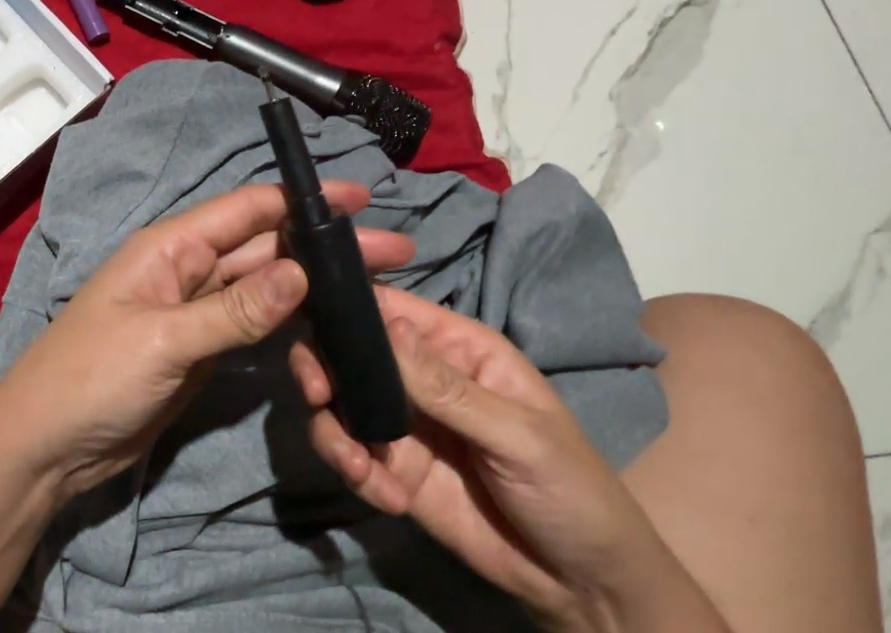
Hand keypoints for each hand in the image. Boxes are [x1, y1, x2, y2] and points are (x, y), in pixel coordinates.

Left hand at [0, 180, 416, 500]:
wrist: (48, 445)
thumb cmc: (91, 378)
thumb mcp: (162, 340)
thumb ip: (233, 311)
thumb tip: (302, 272)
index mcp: (171, 248)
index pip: (247, 211)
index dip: (303, 202)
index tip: (362, 201)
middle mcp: (187, 271)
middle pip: (266, 249)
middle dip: (325, 249)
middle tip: (397, 253)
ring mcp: (195, 313)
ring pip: (265, 289)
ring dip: (315, 287)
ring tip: (379, 293)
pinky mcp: (201, 352)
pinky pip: (254, 329)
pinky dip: (291, 327)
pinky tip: (331, 330)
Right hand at [292, 287, 702, 631]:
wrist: (583, 585)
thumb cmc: (572, 490)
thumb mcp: (519, 435)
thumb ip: (449, 387)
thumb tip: (391, 327)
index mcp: (455, 348)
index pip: (389, 307)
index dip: (346, 306)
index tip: (308, 319)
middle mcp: (417, 376)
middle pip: (346, 351)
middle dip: (319, 367)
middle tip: (315, 394)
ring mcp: (400, 422)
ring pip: (334, 403)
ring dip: (331, 431)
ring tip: (357, 469)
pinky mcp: (390, 467)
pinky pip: (348, 454)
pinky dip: (353, 472)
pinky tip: (389, 499)